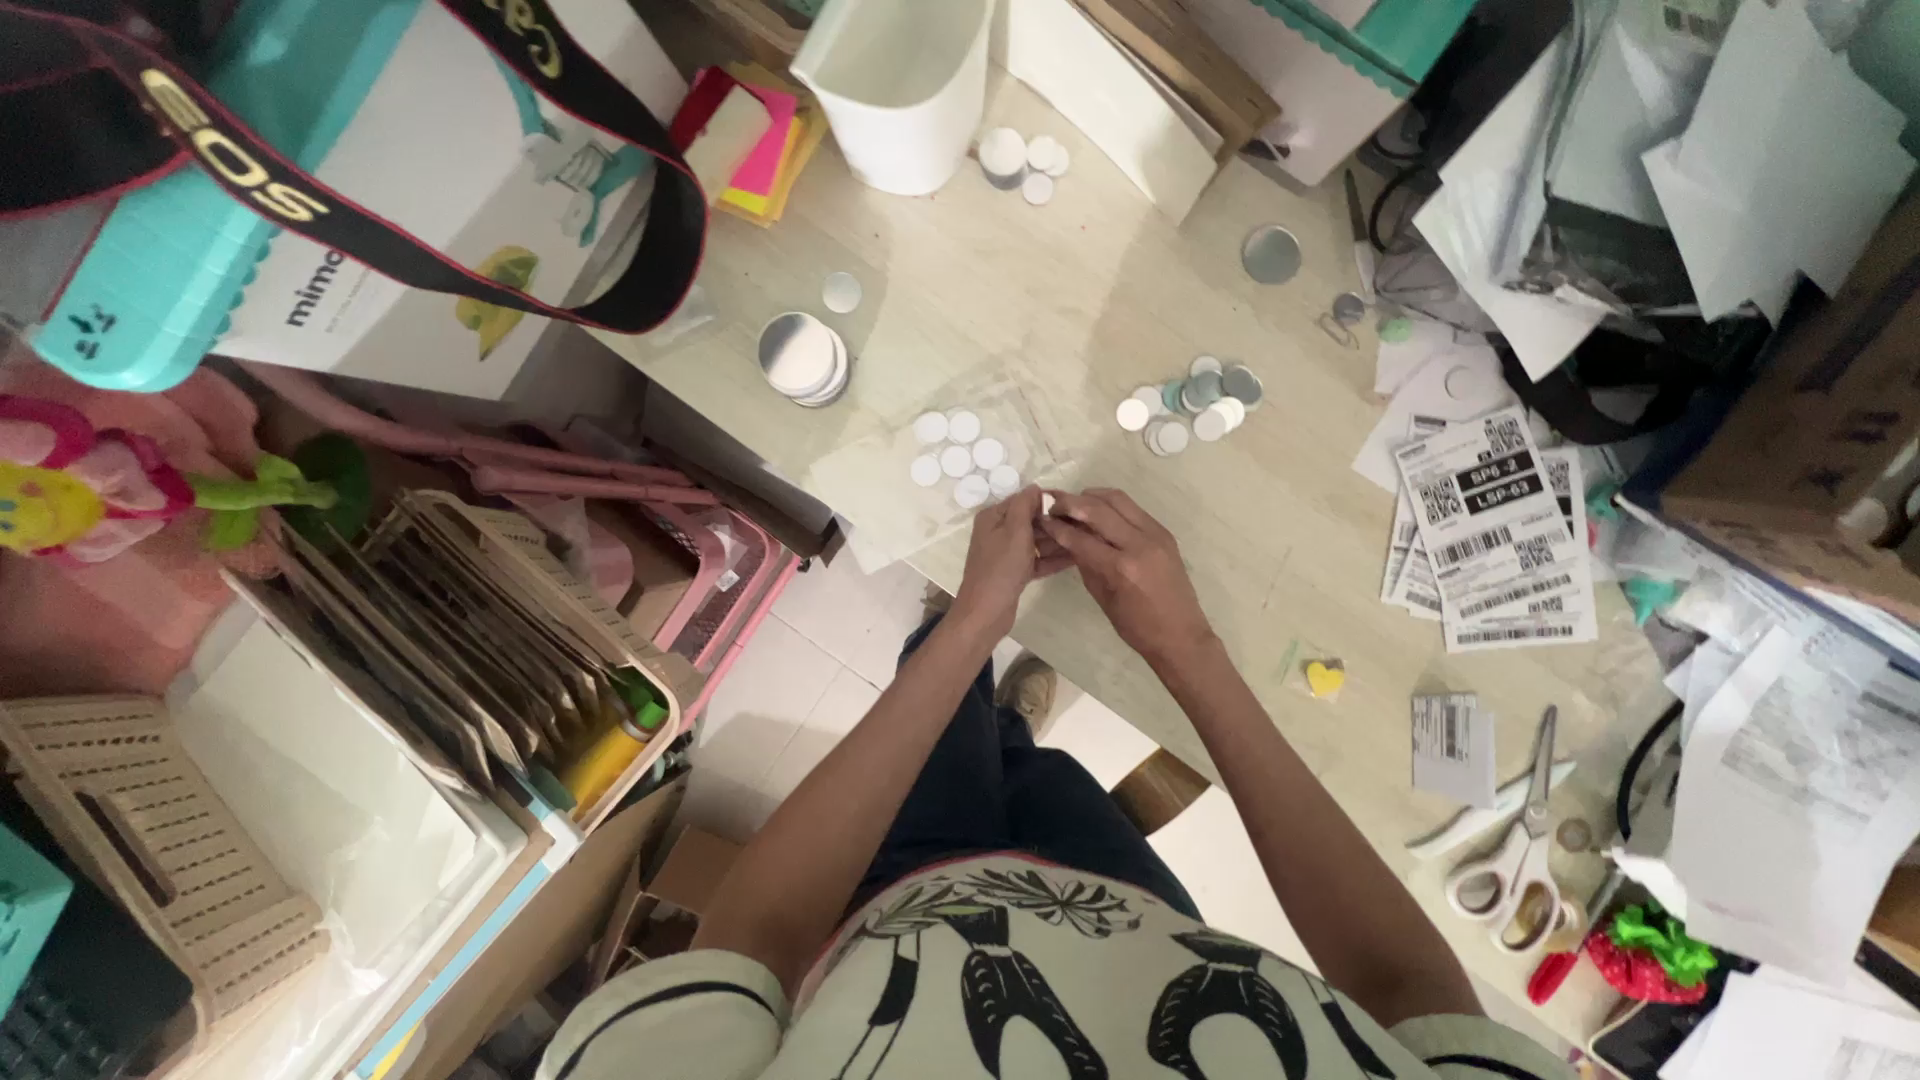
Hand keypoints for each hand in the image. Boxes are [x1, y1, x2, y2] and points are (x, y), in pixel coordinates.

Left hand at [950, 486, 1072, 637]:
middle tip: (1086, 524)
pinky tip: (1077, 558)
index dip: (1048, 502)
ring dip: (1058, 541)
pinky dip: (1053, 559)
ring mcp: (1006, 554)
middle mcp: (998, 532)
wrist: (987, 612)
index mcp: (993, 517)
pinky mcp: (1014, 573)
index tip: (1074, 505)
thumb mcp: (1015, 530)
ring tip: (1087, 539)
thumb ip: (1025, 505)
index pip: (1024, 501)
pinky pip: (1037, 560)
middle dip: (1056, 523)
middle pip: (1032, 521)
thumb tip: (1035, 487)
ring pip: (1036, 542)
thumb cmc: (1001, 567)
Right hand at [1040, 488, 1215, 666]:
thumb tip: (1068, 538)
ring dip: (1092, 497)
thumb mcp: (1102, 597)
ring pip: (1117, 499)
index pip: (1080, 538)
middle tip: (1053, 505)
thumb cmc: (1137, 627)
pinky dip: (1111, 505)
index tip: (1040, 518)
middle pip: (1097, 509)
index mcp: (1121, 568)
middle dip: (1070, 503)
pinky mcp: (1164, 532)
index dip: (1057, 526)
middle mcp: (1139, 544)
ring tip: (1074, 503)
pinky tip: (1097, 511)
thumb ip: (1085, 563)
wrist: (1181, 635)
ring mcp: (1155, 535)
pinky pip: (1133, 509)